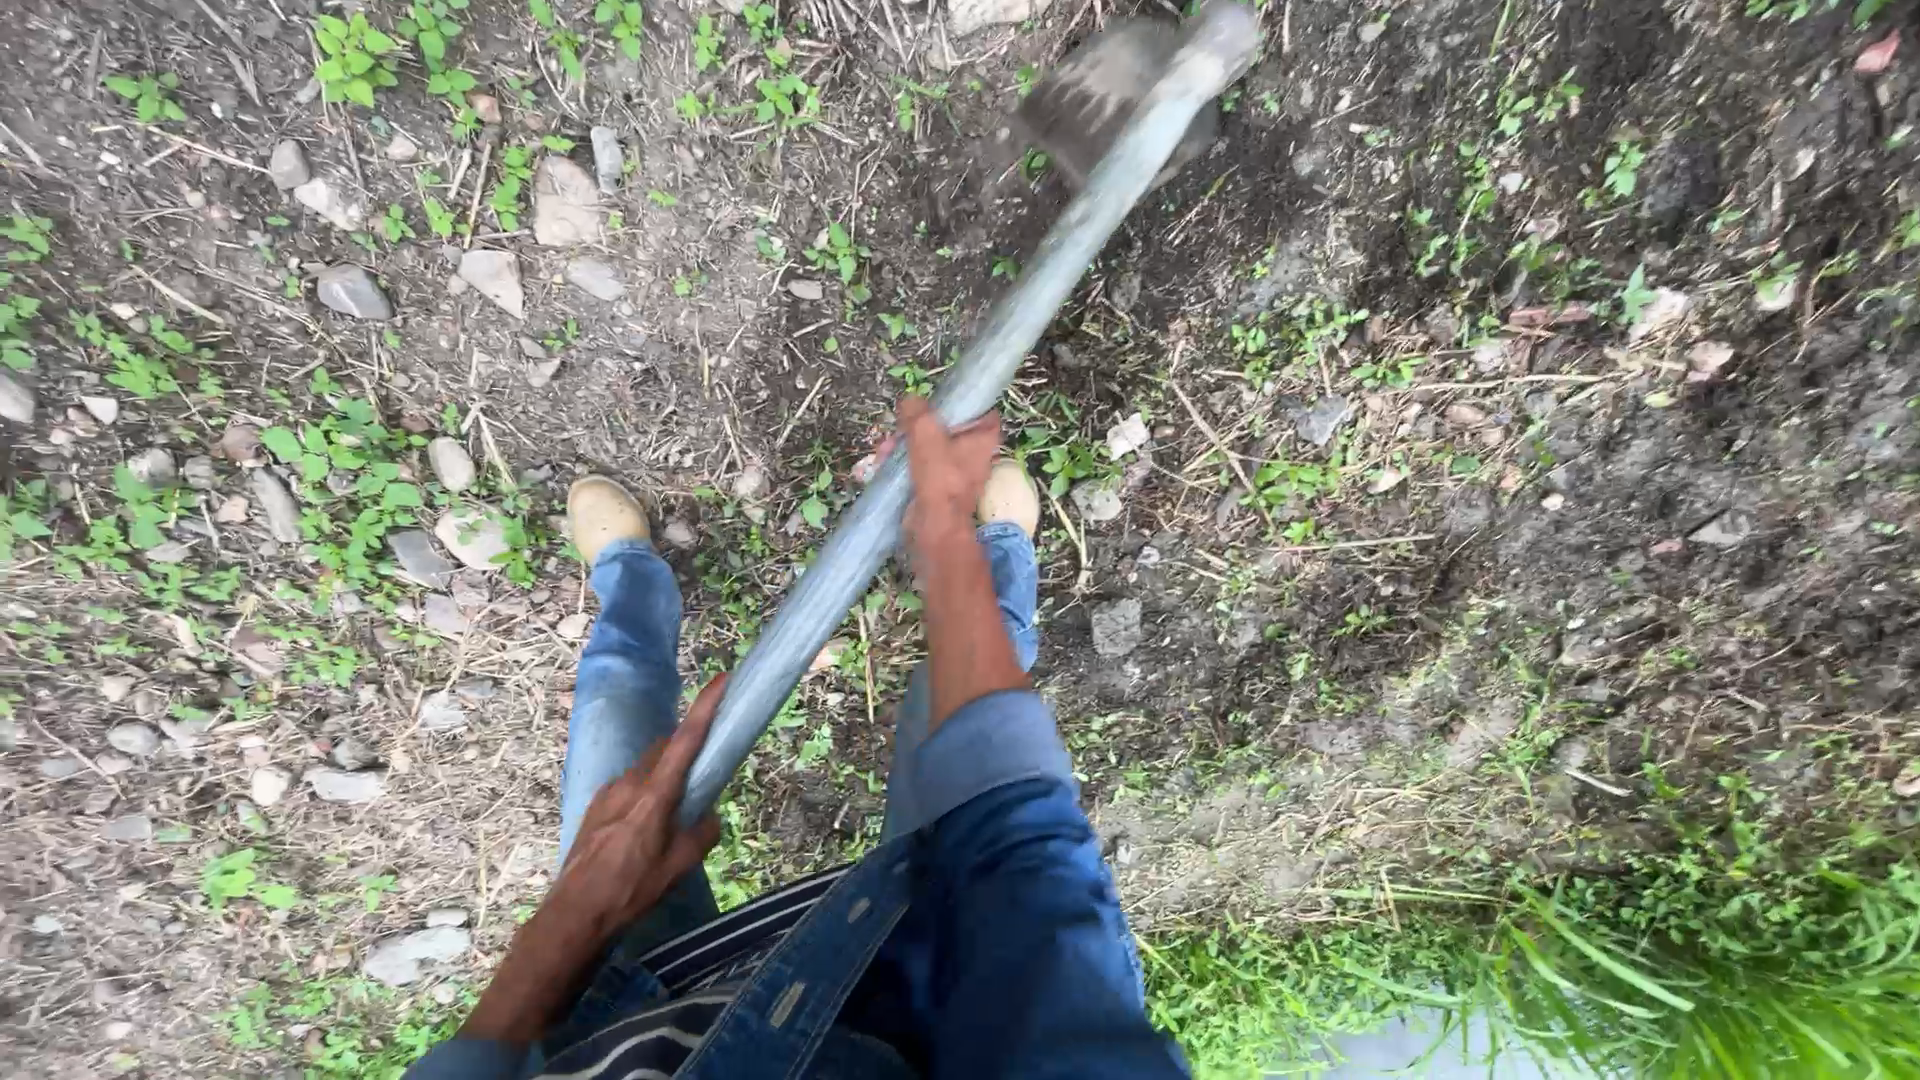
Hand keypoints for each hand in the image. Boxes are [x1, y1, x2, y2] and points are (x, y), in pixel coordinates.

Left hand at [548, 675, 725, 940]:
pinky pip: (629, 785)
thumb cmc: (632, 890)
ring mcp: (608, 792)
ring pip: (646, 767)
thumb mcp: (680, 867)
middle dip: (687, 746)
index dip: (706, 706)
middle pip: (666, 748)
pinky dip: (645, 791)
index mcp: (655, 794)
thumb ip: (703, 833)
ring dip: (664, 773)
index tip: (722, 679)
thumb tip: (708, 816)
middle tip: (704, 767)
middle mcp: (630, 782)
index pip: (687, 739)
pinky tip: (645, 825)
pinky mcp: (595, 805)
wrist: (574, 915)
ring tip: (673, 808)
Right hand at [897, 396, 1000, 558]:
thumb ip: (917, 412)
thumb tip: (910, 400)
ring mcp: (958, 474)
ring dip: (906, 446)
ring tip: (885, 449)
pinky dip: (906, 464)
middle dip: (919, 428)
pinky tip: (885, 464)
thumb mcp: (925, 433)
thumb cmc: (939, 477)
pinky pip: (923, 468)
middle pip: (948, 430)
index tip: (942, 401)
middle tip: (900, 428)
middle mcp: (976, 456)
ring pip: (931, 449)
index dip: (964, 404)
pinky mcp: (940, 489)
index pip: (983, 412)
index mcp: (984, 440)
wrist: (935, 526)